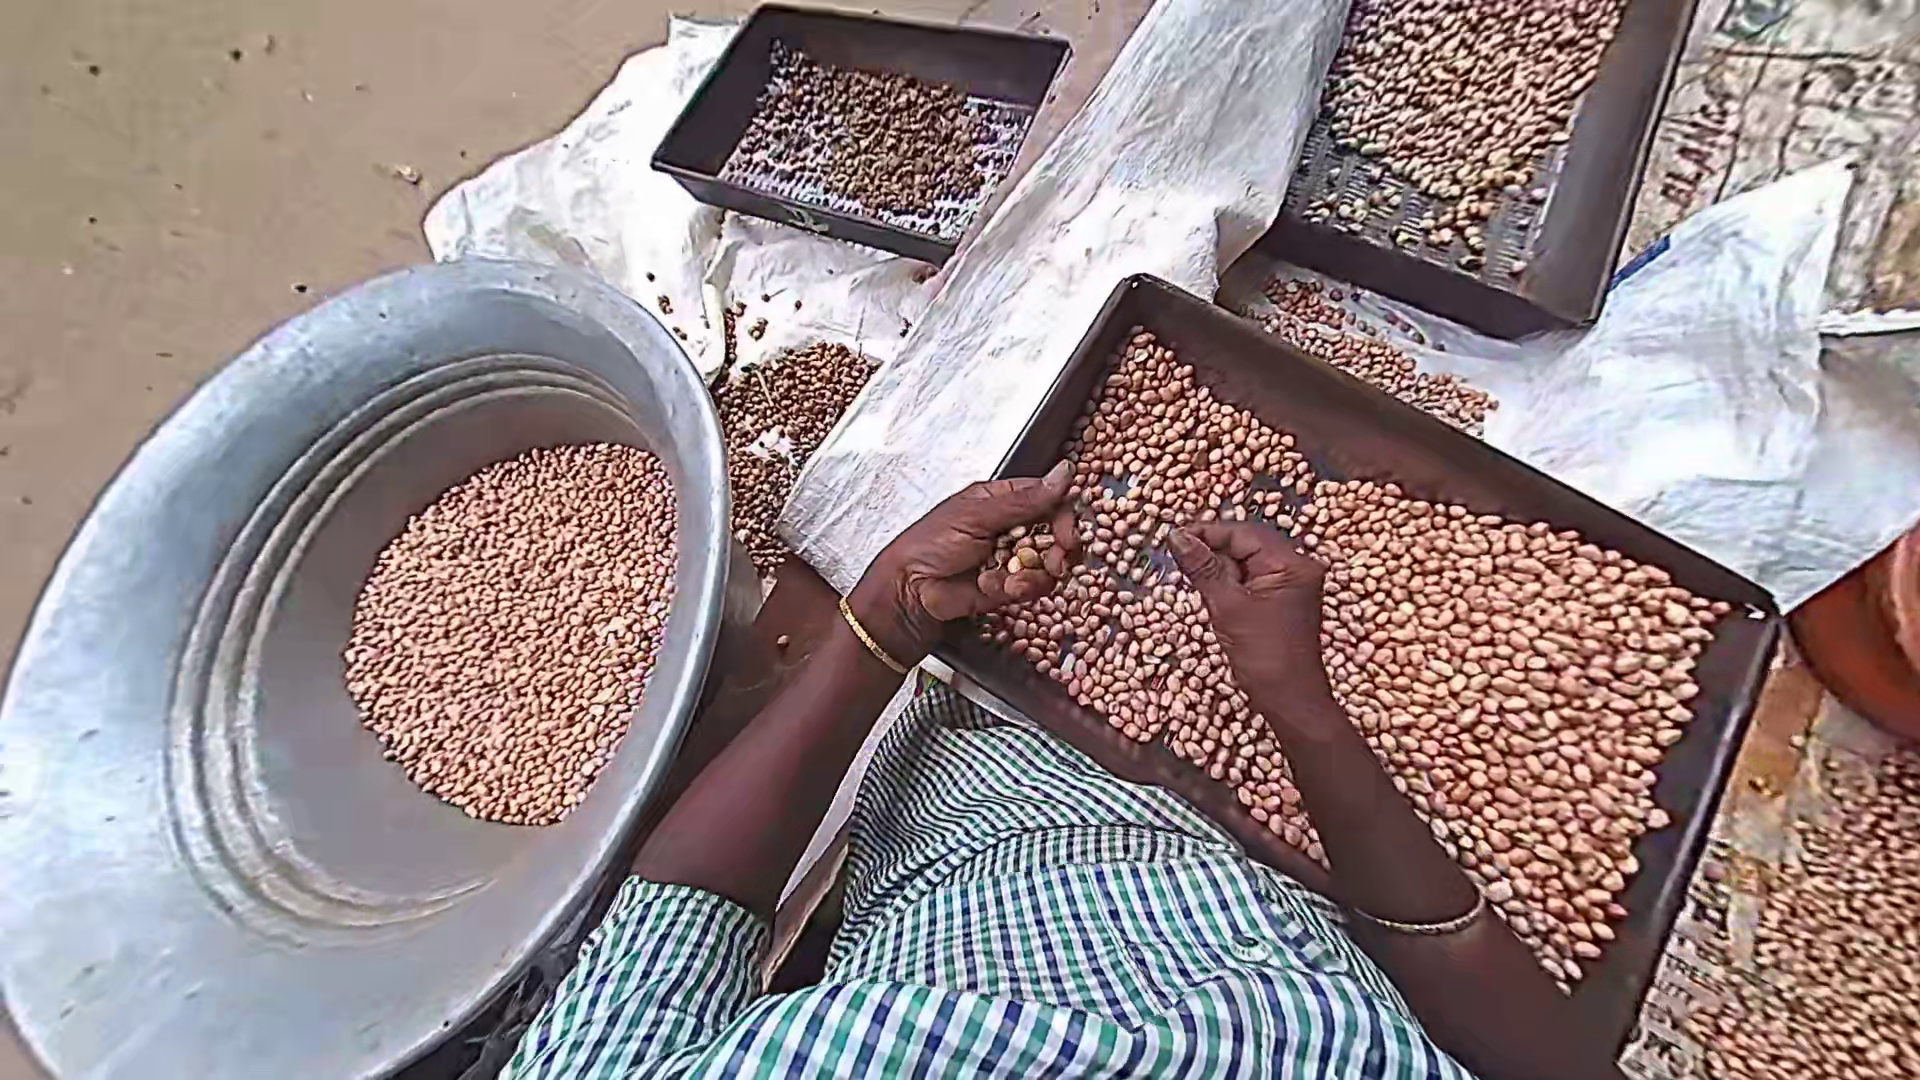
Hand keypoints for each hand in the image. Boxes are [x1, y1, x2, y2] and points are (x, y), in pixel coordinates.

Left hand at [848, 462, 1078, 661]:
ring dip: (1035, 572)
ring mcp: (1012, 557)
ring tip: (1011, 578)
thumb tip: (1064, 473)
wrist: (910, 590)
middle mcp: (1012, 527)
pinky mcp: (1010, 586)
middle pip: (1056, 532)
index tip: (1068, 532)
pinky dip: (1020, 588)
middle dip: (1057, 548)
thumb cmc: (931, 544)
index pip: (1048, 499)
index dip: (1063, 515)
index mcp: (1002, 500)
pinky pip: (1035, 586)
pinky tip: (995, 586)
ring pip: (1050, 562)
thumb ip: (1024, 500)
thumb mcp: (977, 514)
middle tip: (1053, 560)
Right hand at [1168, 522, 1334, 714]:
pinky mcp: (1279, 599)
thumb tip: (1176, 536)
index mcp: (1291, 565)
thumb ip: (1202, 568)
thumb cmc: (1264, 657)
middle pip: (1244, 544)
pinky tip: (1211, 593)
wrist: (1290, 701)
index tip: (1173, 537)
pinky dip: (1226, 583)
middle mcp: (1296, 568)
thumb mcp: (1228, 607)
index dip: (1206, 532)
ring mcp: (1289, 584)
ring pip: (1243, 561)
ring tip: (1193, 580)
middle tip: (1177, 557)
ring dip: (1216, 568)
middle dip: (1210, 550)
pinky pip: (1247, 579)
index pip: (1242, 533)